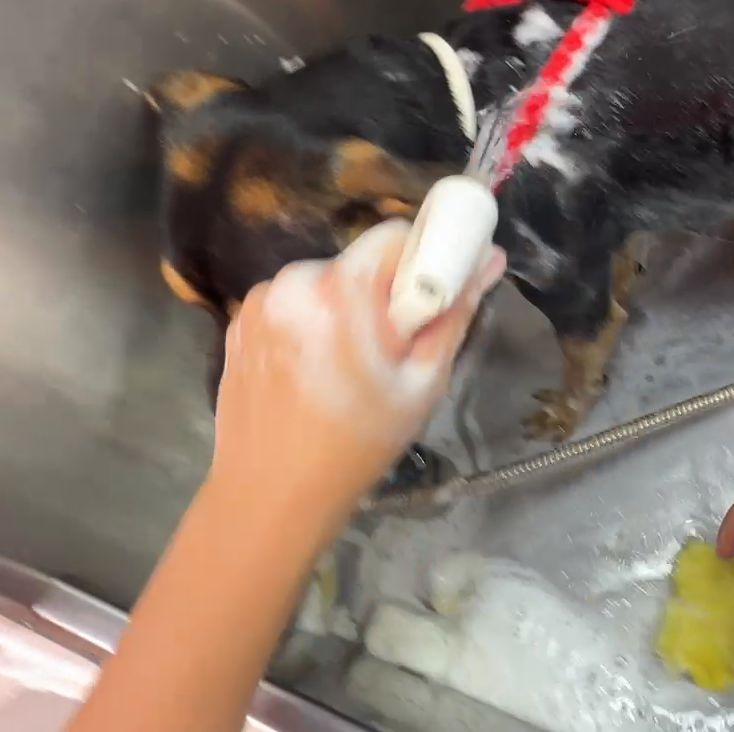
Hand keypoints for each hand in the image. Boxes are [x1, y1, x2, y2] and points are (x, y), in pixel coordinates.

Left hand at [210, 219, 505, 509]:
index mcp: (339, 290)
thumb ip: (457, 311)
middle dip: (386, 293)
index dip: (424, 260)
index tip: (432, 301)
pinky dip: (316, 322)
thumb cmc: (358, 442)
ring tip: (353, 365)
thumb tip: (492, 257)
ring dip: (350, 308)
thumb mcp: (424, 381)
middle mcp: (292, 281)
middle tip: (396, 346)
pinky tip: (317, 369)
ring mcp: (259, 300)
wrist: (267, 497)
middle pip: (361, 262)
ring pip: (330, 282)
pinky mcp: (241, 320)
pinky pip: (298, 302)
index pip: (395, 235)